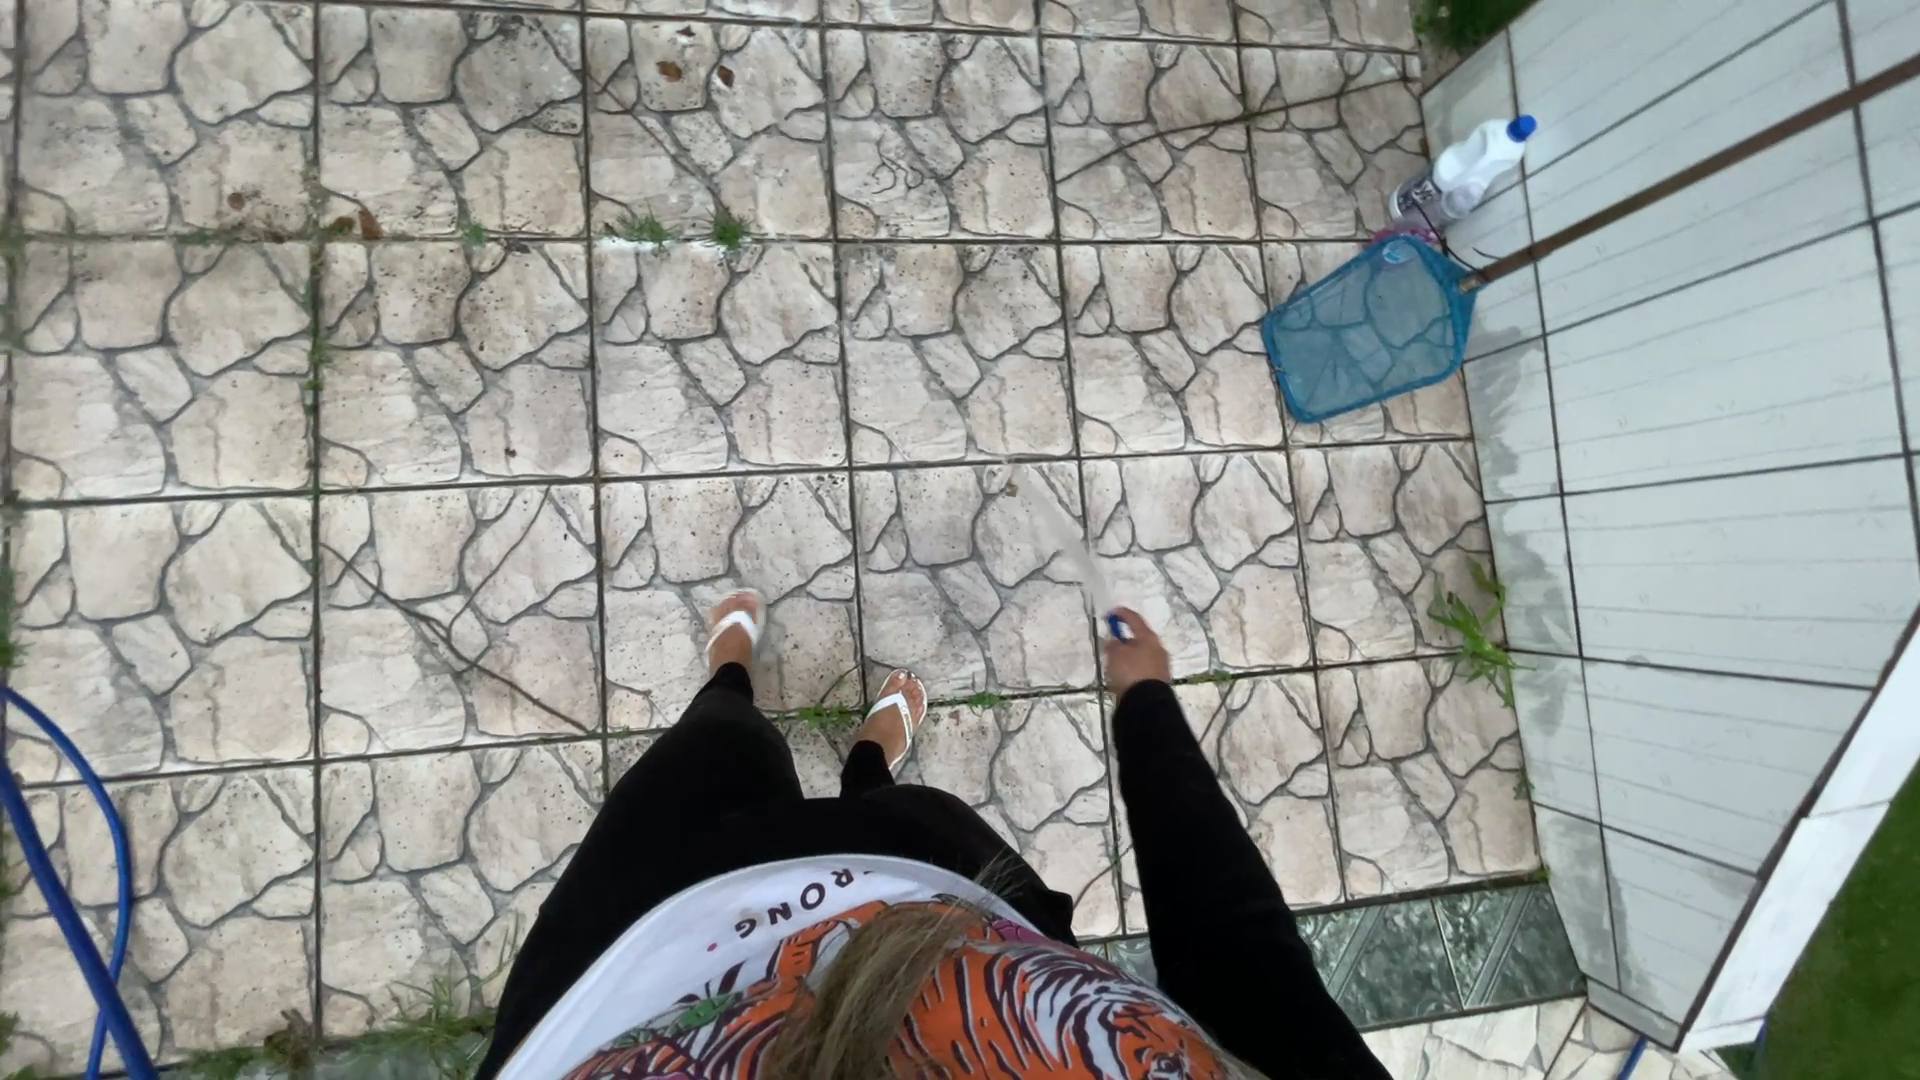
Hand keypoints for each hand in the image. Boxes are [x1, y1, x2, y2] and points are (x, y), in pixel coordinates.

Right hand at [1104, 608, 1170, 701]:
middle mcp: (1158, 649)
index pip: (1135, 619)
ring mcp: (1160, 666)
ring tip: (1114, 661)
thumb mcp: (1115, 654)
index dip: (1122, 614)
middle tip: (1111, 642)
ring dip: (1129, 655)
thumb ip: (1113, 644)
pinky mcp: (1158, 681)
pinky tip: (1123, 674)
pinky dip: (1132, 667)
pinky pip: (1142, 668)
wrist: (1146, 702)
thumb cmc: (1130, 671)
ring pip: (1141, 654)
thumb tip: (1114, 641)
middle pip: (1140, 638)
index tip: (1110, 613)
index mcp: (1149, 638)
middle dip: (1126, 638)